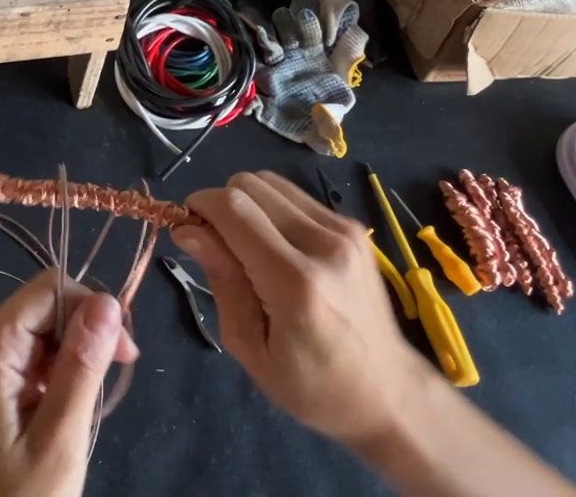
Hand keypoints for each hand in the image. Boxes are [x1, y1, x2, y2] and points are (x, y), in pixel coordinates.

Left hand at [0, 272, 140, 496]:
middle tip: (113, 379)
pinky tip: (68, 408)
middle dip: (87, 333)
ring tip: (86, 404)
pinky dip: (62, 374)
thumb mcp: (58, 438)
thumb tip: (109, 301)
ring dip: (77, 357)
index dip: (94, 308)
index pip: (53, 287)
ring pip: (48, 330)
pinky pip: (38, 355)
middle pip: (50, 305)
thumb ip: (81, 366)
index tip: (125, 353)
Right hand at [175, 170, 433, 448]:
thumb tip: (187, 229)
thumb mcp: (250, 346)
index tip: (187, 229)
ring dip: (247, 205)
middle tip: (218, 244)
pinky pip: (293, 195)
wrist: (388, 393)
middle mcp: (324, 245)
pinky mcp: (353, 227)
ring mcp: (344, 231)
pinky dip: (272, 209)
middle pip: (249, 185)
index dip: (199, 206)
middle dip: (220, 205)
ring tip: (249, 246)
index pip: (233, 208)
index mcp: (295, 282)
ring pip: (269, 182)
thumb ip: (221, 279)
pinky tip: (278, 246)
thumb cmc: (311, 385)